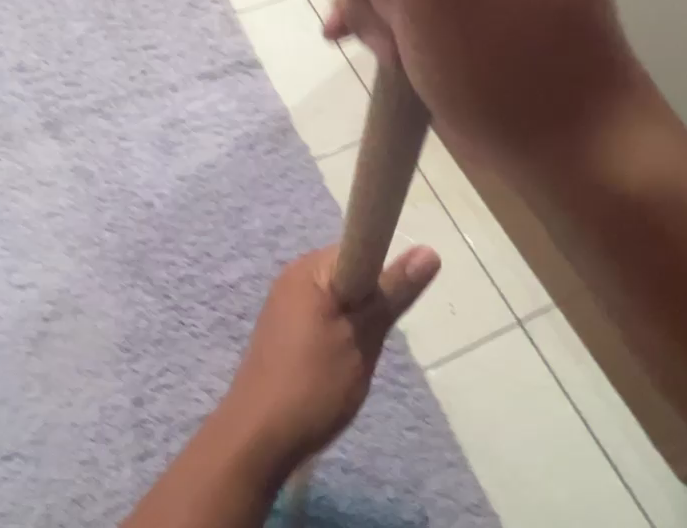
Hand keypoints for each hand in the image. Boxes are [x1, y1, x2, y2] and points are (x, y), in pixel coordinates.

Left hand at [218, 244, 439, 465]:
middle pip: (352, 274)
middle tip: (376, 339)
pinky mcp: (283, 332)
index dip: (384, 273)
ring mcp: (284, 305)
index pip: (361, 247)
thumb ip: (393, 292)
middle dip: (371, 303)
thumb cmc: (313, 384)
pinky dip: (339, 337)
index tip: (393, 306)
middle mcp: (293, 277)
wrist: (257, 440)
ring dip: (357, 325)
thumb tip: (428, 250)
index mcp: (308, 268)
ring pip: (340, 301)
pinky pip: (324, 319)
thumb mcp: (363, 337)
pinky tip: (338, 369)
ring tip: (356, 359)